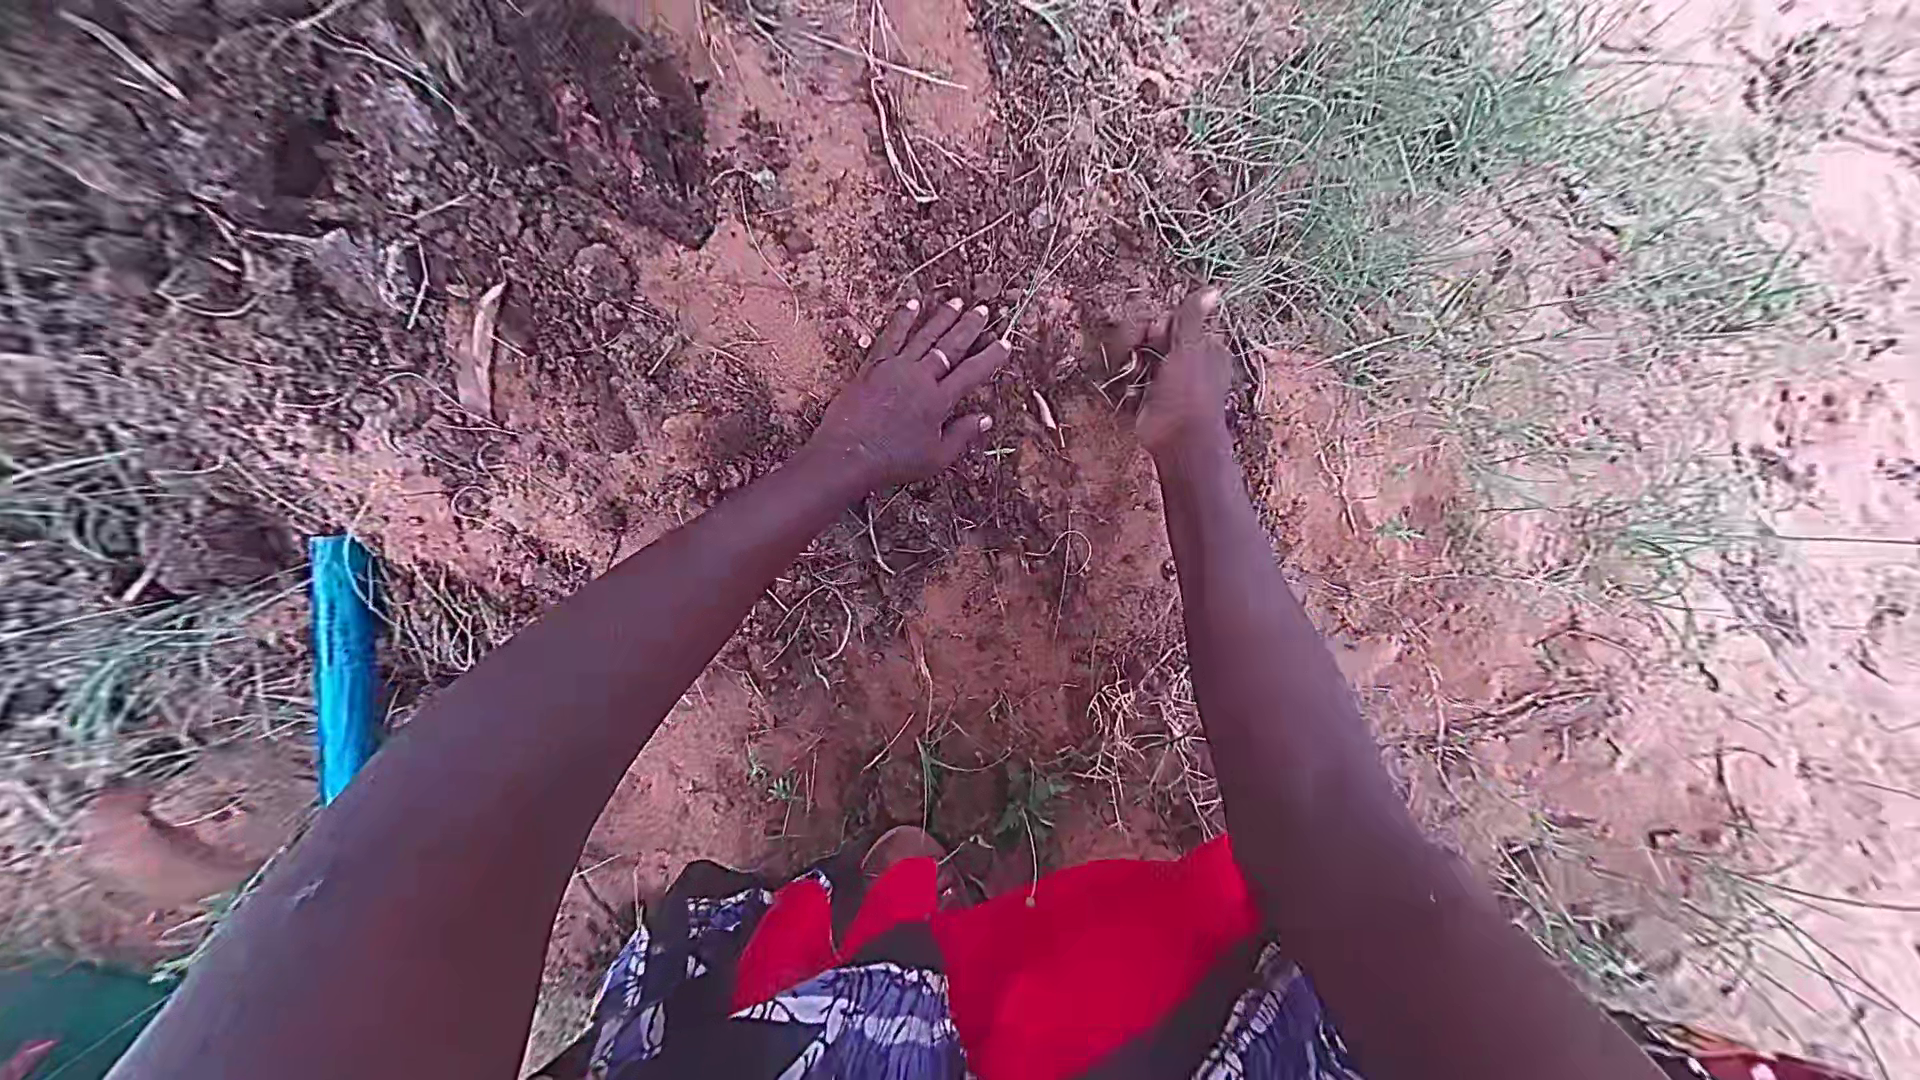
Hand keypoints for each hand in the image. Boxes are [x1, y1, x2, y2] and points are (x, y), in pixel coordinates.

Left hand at [803, 296, 1011, 488]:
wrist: (848, 455)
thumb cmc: (894, 462)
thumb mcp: (936, 457)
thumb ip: (962, 434)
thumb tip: (986, 418)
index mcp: (939, 401)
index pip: (972, 373)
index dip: (990, 357)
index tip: (1004, 343)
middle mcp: (920, 377)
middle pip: (950, 346)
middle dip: (969, 327)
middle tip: (983, 310)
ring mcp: (895, 368)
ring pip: (924, 336)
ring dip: (942, 317)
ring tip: (958, 302)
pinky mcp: (872, 366)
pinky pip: (891, 336)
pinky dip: (903, 319)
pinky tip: (912, 304)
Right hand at [1134, 287, 1231, 457]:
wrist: (1178, 439)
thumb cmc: (1189, 391)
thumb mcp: (1190, 348)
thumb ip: (1193, 319)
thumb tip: (1212, 288)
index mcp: (1204, 347)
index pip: (1177, 323)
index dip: (1162, 326)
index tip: (1154, 333)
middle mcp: (1187, 363)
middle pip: (1156, 341)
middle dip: (1143, 346)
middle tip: (1138, 354)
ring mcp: (1167, 383)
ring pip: (1142, 362)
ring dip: (1133, 368)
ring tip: (1135, 378)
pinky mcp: (1149, 401)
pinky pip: (1133, 386)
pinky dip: (1130, 390)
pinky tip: (1134, 395)